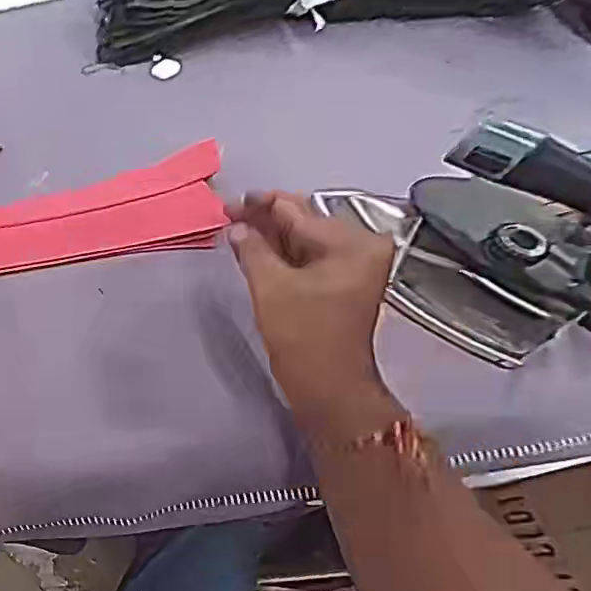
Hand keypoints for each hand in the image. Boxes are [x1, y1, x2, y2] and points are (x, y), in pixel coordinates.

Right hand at [228, 191, 400, 435]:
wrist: (328, 388)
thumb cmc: (303, 338)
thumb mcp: (272, 289)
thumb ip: (253, 250)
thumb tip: (239, 227)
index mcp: (352, 243)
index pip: (299, 212)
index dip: (262, 205)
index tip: (231, 203)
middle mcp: (360, 248)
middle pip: (305, 223)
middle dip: (266, 220)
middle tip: (230, 216)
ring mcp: (353, 268)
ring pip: (304, 242)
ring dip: (272, 238)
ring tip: (238, 231)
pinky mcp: (342, 285)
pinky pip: (308, 260)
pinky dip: (283, 256)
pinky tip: (258, 251)